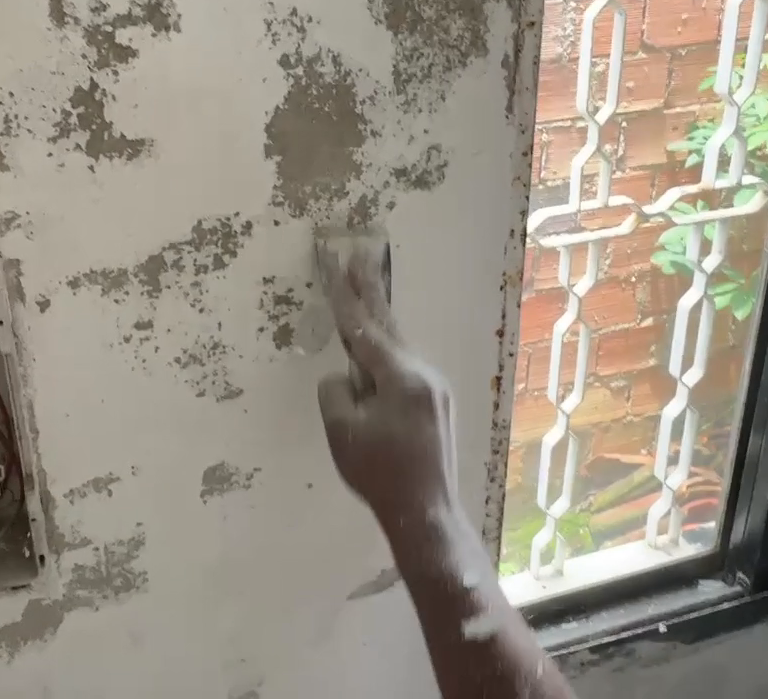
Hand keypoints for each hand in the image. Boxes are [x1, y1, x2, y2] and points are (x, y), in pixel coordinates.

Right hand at [317, 239, 459, 533]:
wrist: (427, 514)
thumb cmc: (379, 474)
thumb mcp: (341, 429)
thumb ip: (336, 389)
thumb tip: (346, 376)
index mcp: (400, 376)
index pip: (361, 325)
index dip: (342, 291)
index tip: (332, 259)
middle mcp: (423, 372)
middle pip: (386, 324)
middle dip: (368, 289)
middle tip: (357, 254)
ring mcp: (433, 386)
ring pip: (396, 345)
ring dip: (375, 320)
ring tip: (362, 290)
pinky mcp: (435, 401)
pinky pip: (403, 364)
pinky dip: (383, 350)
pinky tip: (373, 350)